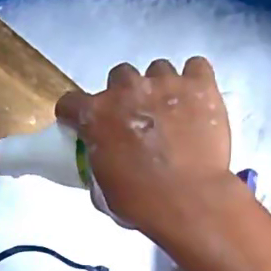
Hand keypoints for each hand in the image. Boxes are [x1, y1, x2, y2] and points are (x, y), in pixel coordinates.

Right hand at [55, 57, 240, 243]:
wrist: (189, 202)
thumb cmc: (141, 203)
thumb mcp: (103, 190)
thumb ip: (98, 166)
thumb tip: (105, 165)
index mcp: (96, 116)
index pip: (71, 102)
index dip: (76, 114)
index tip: (83, 123)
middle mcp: (127, 90)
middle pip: (119, 76)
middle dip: (124, 95)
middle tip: (135, 119)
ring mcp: (166, 84)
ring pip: (158, 70)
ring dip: (159, 87)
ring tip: (170, 111)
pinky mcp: (200, 85)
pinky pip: (196, 67)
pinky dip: (195, 80)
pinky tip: (196, 99)